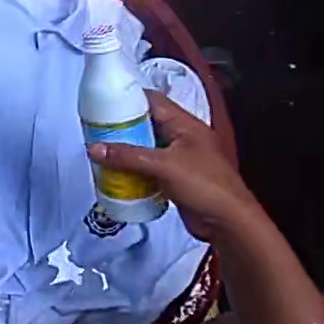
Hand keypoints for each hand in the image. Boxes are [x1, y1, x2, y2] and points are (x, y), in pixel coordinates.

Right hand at [87, 90, 258, 240]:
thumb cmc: (204, 186)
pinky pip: (148, 165)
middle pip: (146, 123)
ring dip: (126, 148)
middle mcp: (181, 136)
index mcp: (184, 124)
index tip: (103, 102)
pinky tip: (117, 171)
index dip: (128, 97)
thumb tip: (93, 148)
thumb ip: (127, 157)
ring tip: (102, 149)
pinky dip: (133, 167)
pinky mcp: (175, 177)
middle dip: (122, 126)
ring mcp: (179, 157)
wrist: (231, 225)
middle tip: (97, 128)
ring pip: (146, 145)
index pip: (152, 100)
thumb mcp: (163, 166)